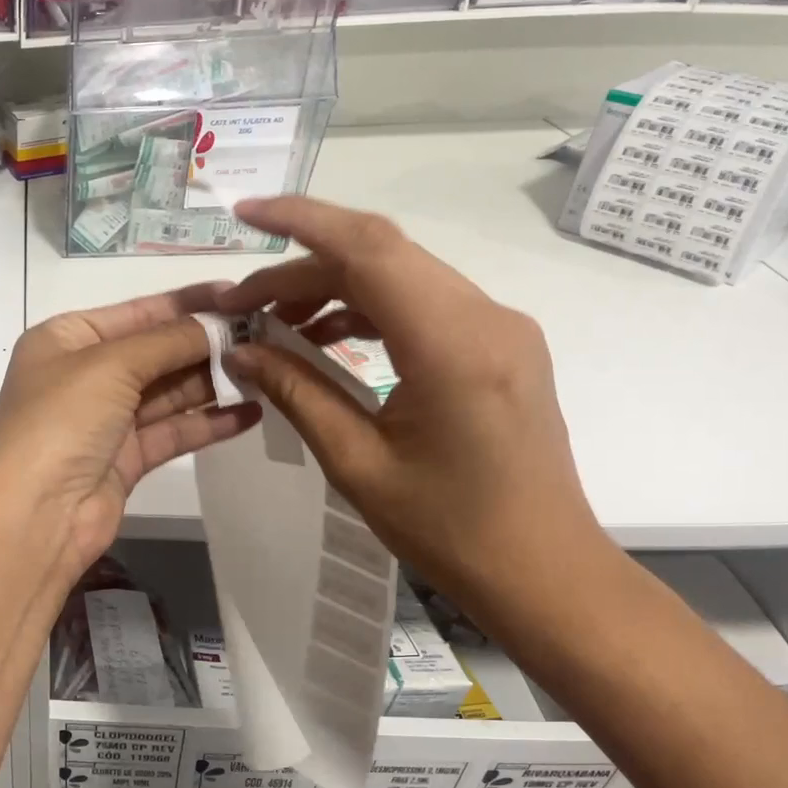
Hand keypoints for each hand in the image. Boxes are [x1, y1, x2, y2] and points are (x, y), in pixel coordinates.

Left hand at [0, 284, 262, 575]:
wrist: (32, 515)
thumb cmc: (61, 421)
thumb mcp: (110, 365)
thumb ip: (168, 341)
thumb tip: (219, 322)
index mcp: (65, 338)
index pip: (135, 311)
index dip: (187, 303)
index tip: (240, 294)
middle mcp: (82, 374)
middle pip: (154, 350)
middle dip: (206, 342)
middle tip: (268, 333)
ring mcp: (103, 419)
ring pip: (167, 391)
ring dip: (213, 379)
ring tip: (269, 367)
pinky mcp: (124, 459)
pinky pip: (173, 430)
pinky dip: (209, 421)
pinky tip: (251, 411)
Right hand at [216, 196, 606, 604]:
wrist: (547, 574)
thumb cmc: (451, 529)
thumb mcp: (356, 463)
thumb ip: (296, 392)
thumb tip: (240, 350)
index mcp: (452, 345)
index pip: (369, 249)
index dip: (301, 221)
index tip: (244, 213)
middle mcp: (485, 318)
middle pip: (379, 256)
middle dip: (300, 267)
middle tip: (241, 301)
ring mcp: (497, 328)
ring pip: (398, 275)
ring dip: (329, 288)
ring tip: (273, 323)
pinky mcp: (496, 344)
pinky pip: (419, 302)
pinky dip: (363, 308)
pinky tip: (323, 339)